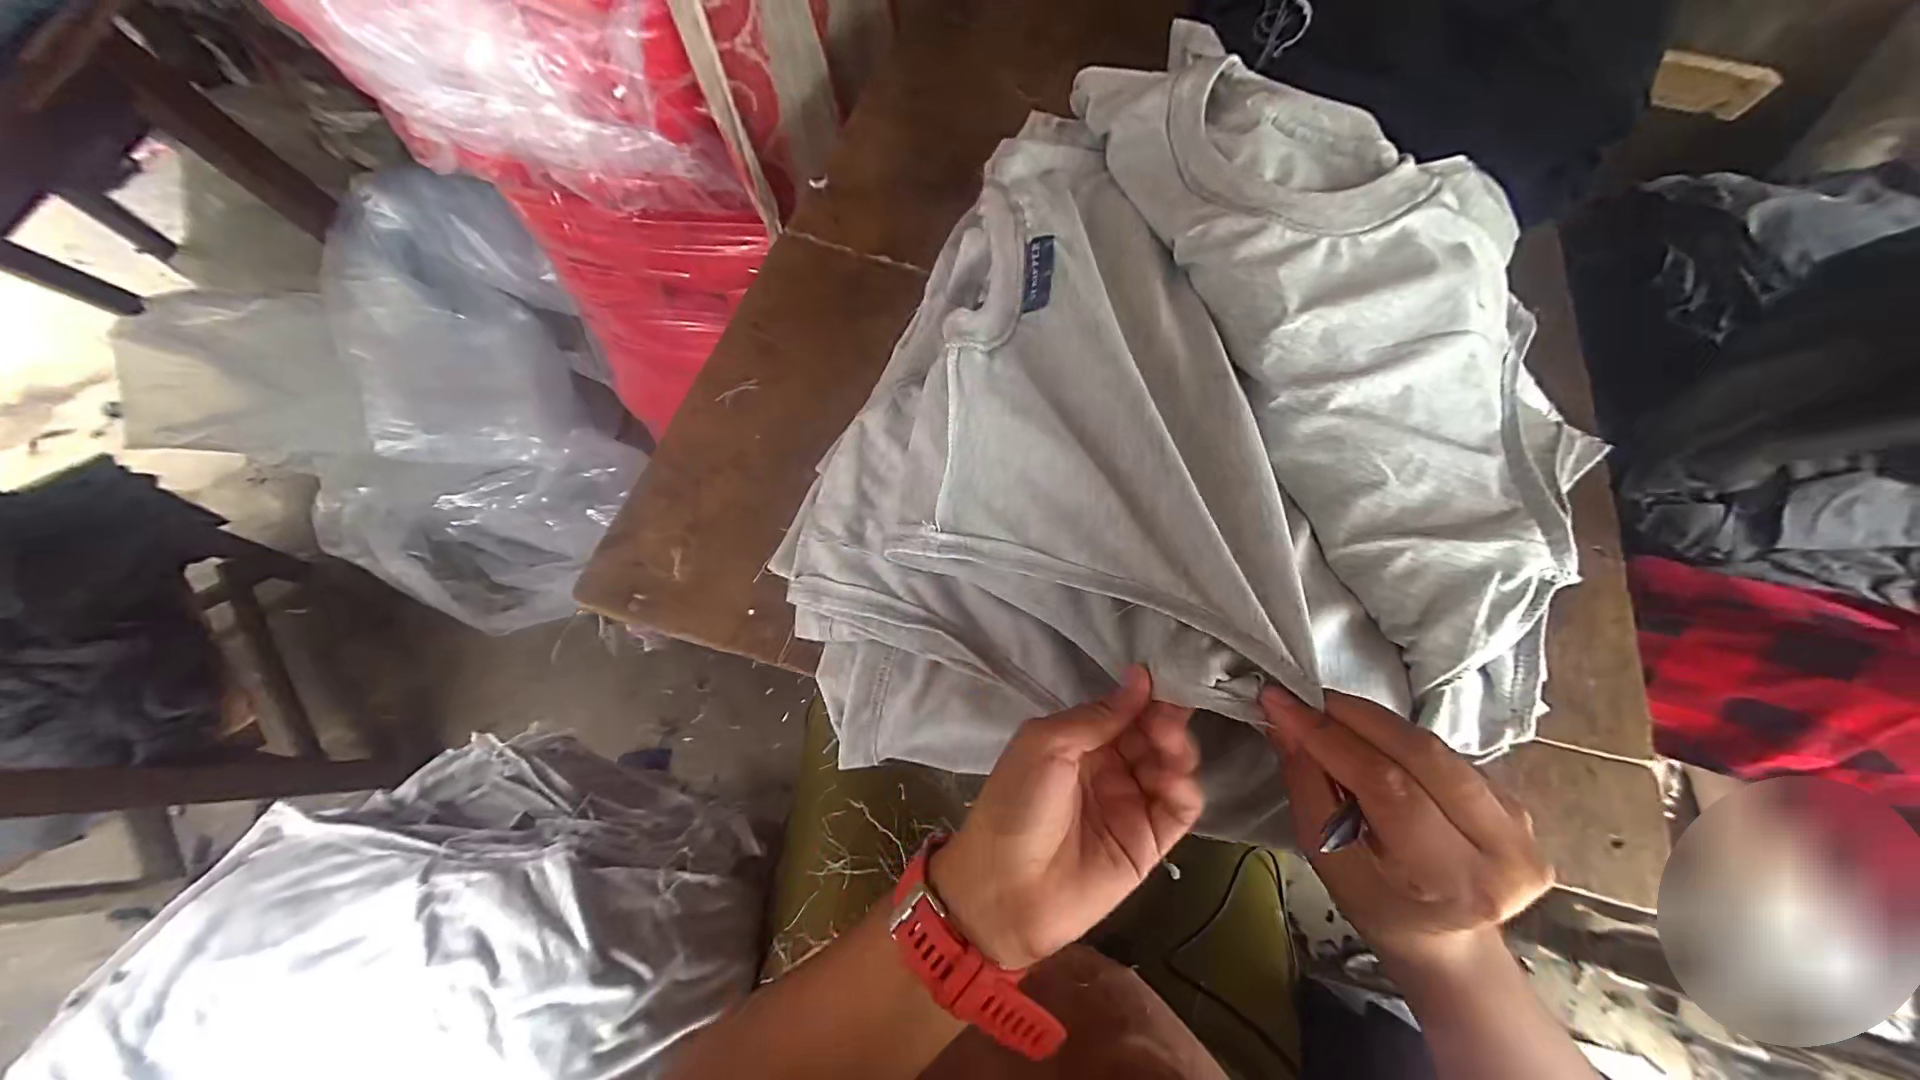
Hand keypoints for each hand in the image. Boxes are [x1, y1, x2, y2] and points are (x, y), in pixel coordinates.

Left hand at [929, 666, 1203, 969]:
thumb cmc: (1015, 804)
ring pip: (1171, 764)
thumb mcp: (1044, 745)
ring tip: (1167, 744)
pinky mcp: (1151, 840)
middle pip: (1152, 733)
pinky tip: (1172, 779)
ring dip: (1177, 748)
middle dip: (1165, 719)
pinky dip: (1185, 787)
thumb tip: (1139, 677)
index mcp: (1079, 740)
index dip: (1145, 695)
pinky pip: (1180, 807)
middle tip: (1168, 716)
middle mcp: (1109, 766)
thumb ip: (1095, 716)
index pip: (1124, 709)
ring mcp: (1131, 802)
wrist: (1005, 890)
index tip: (1164, 679)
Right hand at [1260, 686, 1551, 974]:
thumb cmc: (1375, 900)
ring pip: (1434, 747)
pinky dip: (1398, 736)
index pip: (1384, 785)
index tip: (1280, 702)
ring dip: (1374, 720)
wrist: (1443, 936)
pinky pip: (1446, 752)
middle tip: (1306, 699)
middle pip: (1419, 755)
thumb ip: (1306, 783)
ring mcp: (1520, 825)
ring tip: (1329, 713)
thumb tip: (1284, 722)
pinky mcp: (1519, 802)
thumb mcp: (1325, 855)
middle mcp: (1500, 851)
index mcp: (1447, 879)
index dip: (1327, 735)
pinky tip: (1369, 737)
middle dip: (1354, 716)